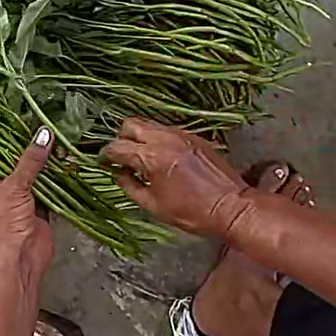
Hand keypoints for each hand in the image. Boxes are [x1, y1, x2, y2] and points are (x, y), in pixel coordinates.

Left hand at [0, 127, 55, 278]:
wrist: (20, 259)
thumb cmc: (4, 225)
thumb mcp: (14, 186)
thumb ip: (30, 161)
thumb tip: (44, 135)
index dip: (11, 140)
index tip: (26, 122)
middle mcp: (4, 190)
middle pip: (20, 165)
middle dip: (34, 151)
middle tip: (49, 129)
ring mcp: (24, 200)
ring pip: (38, 177)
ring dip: (49, 164)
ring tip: (62, 141)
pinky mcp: (42, 209)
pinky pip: (52, 189)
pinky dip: (60, 179)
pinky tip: (69, 163)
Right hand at [102, 119, 252, 239]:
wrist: (231, 206)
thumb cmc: (191, 212)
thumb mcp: (154, 206)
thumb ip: (131, 186)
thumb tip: (119, 174)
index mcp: (151, 157)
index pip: (117, 147)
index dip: (106, 155)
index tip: (104, 162)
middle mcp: (164, 138)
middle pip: (131, 124)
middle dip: (121, 138)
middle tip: (121, 156)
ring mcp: (181, 134)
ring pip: (149, 124)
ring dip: (140, 136)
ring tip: (140, 156)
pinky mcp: (194, 136)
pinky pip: (167, 129)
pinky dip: (158, 138)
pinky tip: (161, 156)